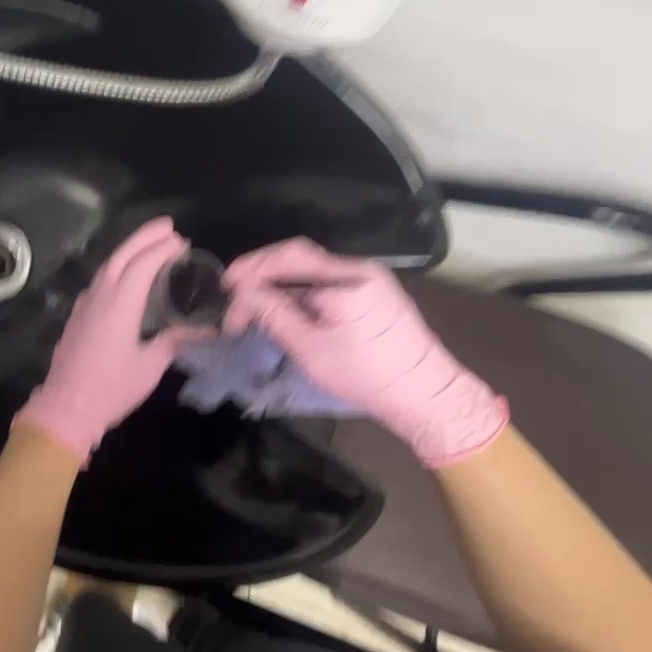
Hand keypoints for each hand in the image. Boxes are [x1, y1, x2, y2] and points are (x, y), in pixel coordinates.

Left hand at [14, 218, 202, 464]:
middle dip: (144, 237)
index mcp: (120, 302)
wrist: (66, 407)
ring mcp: (84, 305)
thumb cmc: (112, 387)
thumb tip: (205, 330)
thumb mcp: (151, 365)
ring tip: (150, 246)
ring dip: (129, 251)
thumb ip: (175, 340)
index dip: (162, 249)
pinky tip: (126, 277)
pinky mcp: (77, 317)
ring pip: (107, 266)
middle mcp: (100, 295)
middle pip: (122, 254)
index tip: (181, 241)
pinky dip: (116, 269)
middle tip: (167, 227)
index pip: (143, 263)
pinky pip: (99, 282)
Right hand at [223, 238, 506, 466]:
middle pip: (298, 257)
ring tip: (253, 303)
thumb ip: (275, 315)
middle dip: (261, 272)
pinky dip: (299, 290)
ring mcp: (368, 280)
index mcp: (343, 279)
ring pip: (311, 269)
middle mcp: (356, 269)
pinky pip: (326, 282)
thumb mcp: (311, 349)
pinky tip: (284, 307)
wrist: (426, 393)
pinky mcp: (372, 294)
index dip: (250, 269)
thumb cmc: (366, 375)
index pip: (286, 258)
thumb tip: (245, 295)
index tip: (225, 289)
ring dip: (279, 282)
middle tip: (233, 293)